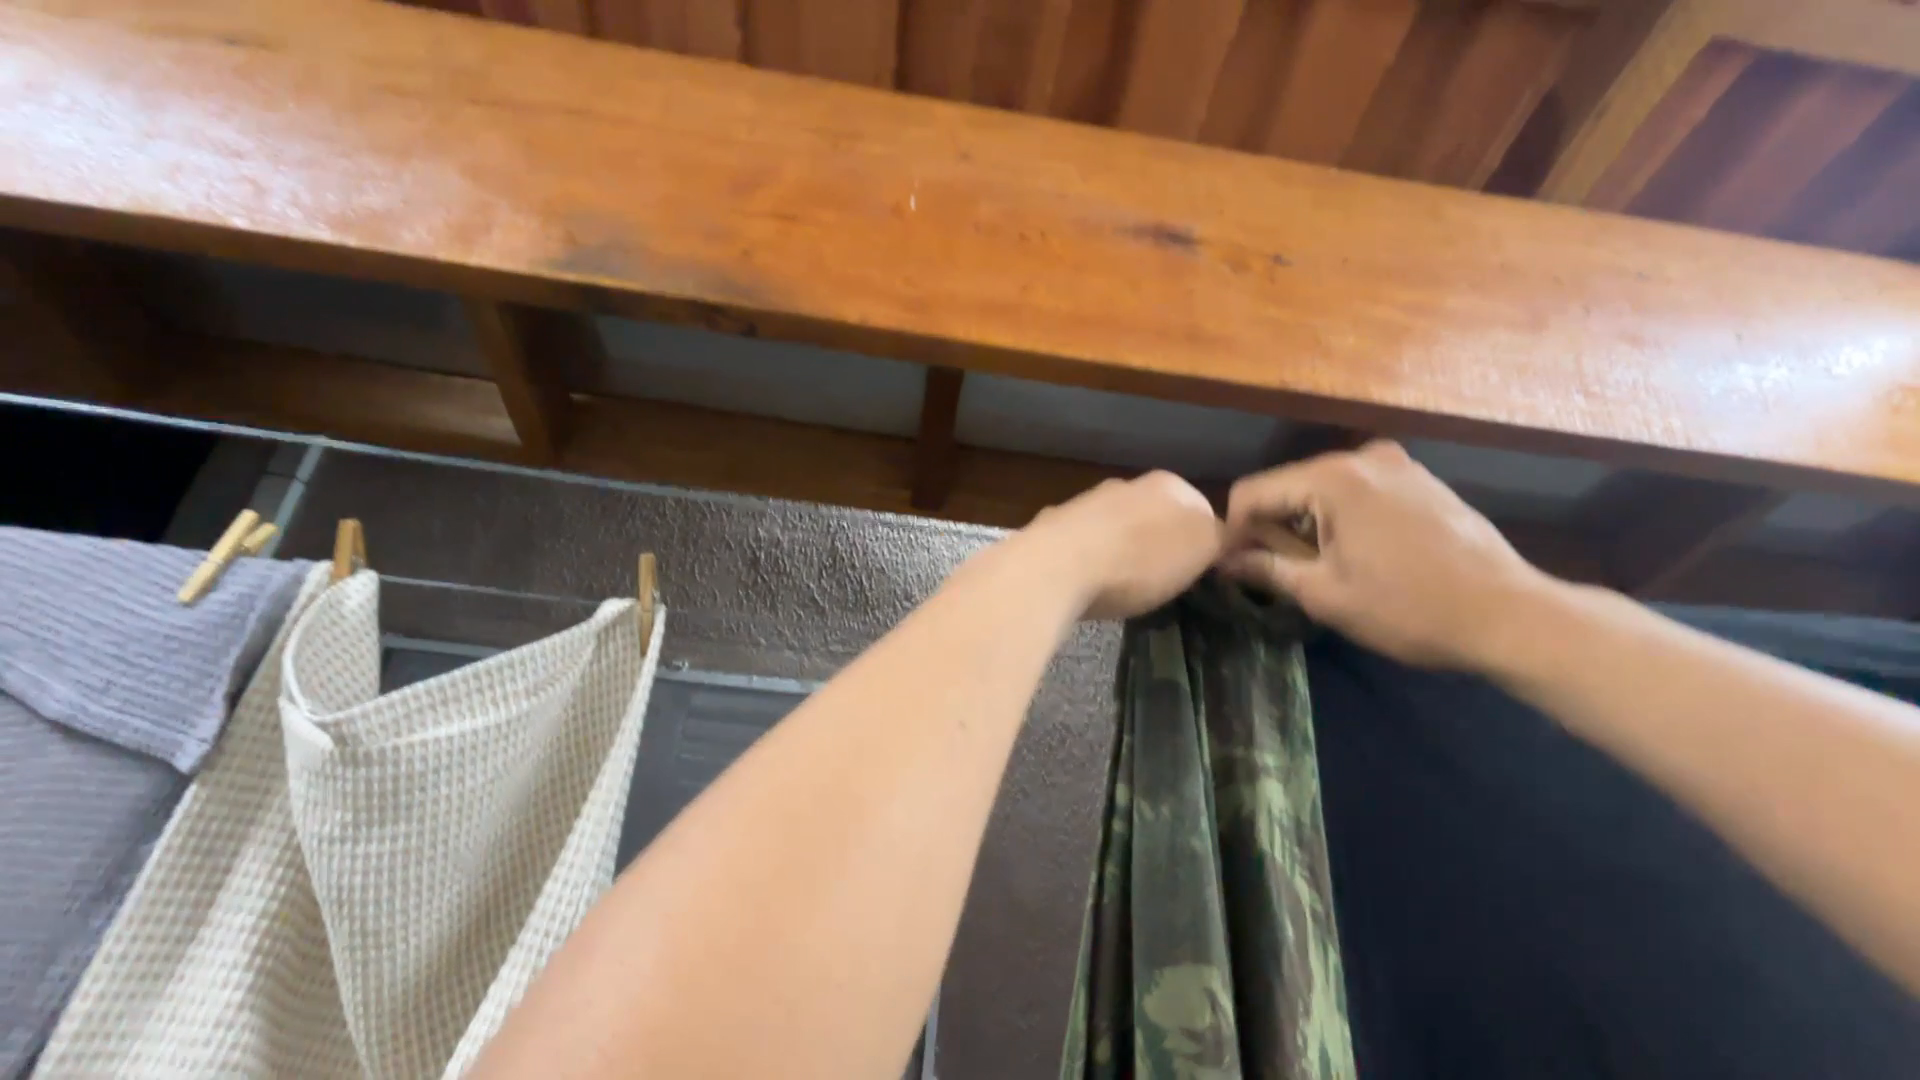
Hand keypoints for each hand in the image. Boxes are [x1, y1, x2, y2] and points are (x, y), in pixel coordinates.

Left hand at [1018, 471, 1224, 619]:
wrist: (1057, 567)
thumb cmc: (1139, 559)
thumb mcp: (1201, 549)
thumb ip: (1220, 537)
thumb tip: (1223, 535)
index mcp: (1167, 484)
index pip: (1201, 507)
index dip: (1206, 540)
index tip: (1200, 571)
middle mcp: (1125, 484)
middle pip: (1156, 516)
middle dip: (1160, 544)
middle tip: (1163, 581)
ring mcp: (1084, 503)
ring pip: (1116, 528)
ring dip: (1121, 551)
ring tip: (1123, 587)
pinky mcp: (1052, 528)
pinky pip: (1082, 545)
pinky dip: (1088, 561)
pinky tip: (1087, 585)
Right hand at [1220, 441, 1550, 670]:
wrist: (1509, 614)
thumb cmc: (1408, 608)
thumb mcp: (1325, 594)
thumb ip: (1266, 569)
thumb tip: (1225, 562)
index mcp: (1332, 479)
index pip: (1252, 492)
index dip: (1233, 532)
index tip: (1231, 569)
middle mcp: (1362, 457)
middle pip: (1288, 486)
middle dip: (1270, 527)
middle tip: (1271, 574)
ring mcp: (1398, 464)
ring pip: (1323, 489)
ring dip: (1307, 524)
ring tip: (1316, 568)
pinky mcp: (1422, 480)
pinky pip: (1359, 491)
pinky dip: (1342, 517)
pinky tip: (1358, 554)